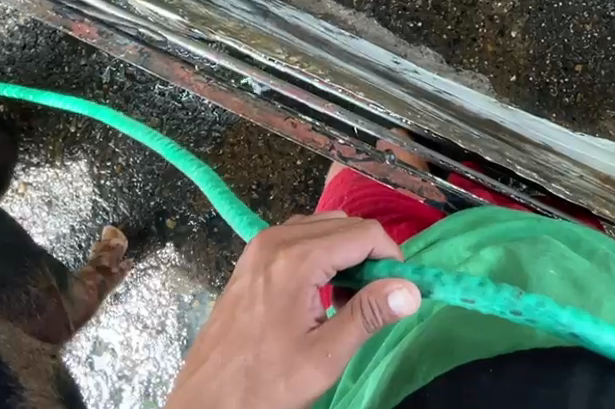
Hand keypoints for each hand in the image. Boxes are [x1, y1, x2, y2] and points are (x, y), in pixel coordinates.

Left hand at [166, 212, 421, 408]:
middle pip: (345, 224)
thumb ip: (368, 316)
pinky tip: (322, 289)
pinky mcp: (254, 255)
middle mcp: (278, 238)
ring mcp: (262, 244)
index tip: (396, 290)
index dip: (390, 257)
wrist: (203, 405)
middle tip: (373, 299)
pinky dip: (322, 251)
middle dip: (369, 255)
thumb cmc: (264, 386)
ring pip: (325, 225)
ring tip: (348, 297)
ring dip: (346, 252)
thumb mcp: (323, 358)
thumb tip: (411, 289)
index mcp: (297, 258)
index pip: (364, 233)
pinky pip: (302, 235)